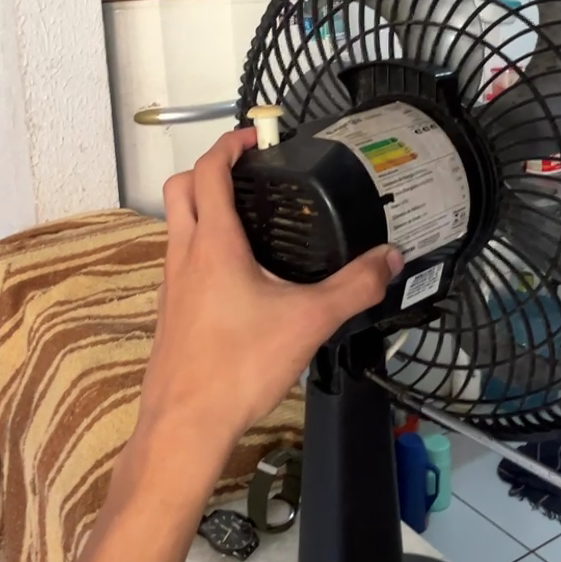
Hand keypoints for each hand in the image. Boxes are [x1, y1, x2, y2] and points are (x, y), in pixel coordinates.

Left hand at [139, 127, 403, 456]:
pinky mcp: (171, 309)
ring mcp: (172, 282)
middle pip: (181, 187)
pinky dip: (200, 245)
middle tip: (246, 172)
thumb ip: (356, 286)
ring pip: (175, 223)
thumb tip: (389, 259)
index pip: (210, 170)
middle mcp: (185, 255)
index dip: (230, 144)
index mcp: (214, 244)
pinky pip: (179, 259)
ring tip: (246, 217)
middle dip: (208, 167)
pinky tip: (235, 273)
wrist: (186, 423)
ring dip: (201, 206)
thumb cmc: (237, 368)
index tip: (254, 138)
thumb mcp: (310, 321)